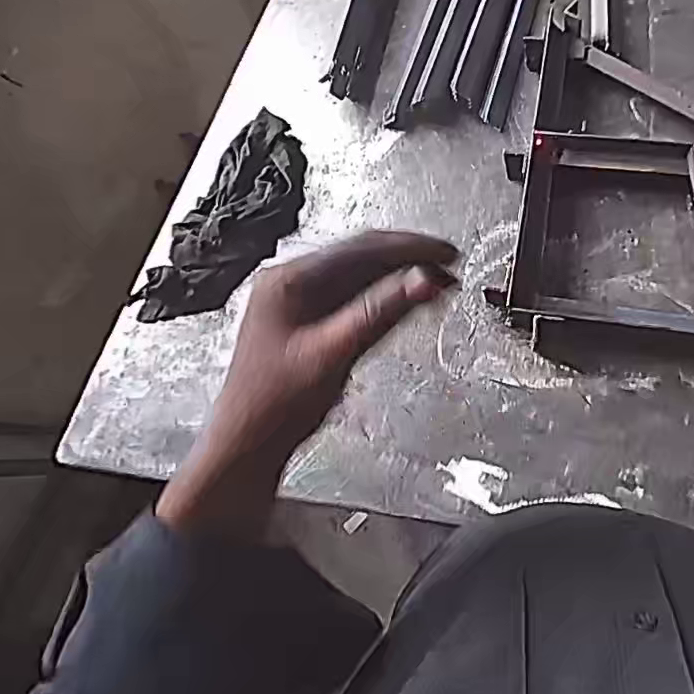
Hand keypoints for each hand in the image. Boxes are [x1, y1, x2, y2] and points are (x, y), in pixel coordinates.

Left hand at [157, 231, 458, 536]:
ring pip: (359, 276)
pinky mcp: (307, 320)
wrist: (246, 445)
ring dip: (398, 277)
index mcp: (289, 280)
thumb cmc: (274, 405)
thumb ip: (381, 313)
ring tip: (436, 282)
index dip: (410, 248)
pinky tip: (404, 302)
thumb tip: (421, 281)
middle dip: (408, 259)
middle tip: (447, 265)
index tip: (444, 253)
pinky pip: (352, 296)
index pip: (361, 248)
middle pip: (360, 256)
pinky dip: (383, 297)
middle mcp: (291, 283)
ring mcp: (298, 301)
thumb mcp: (334, 354)